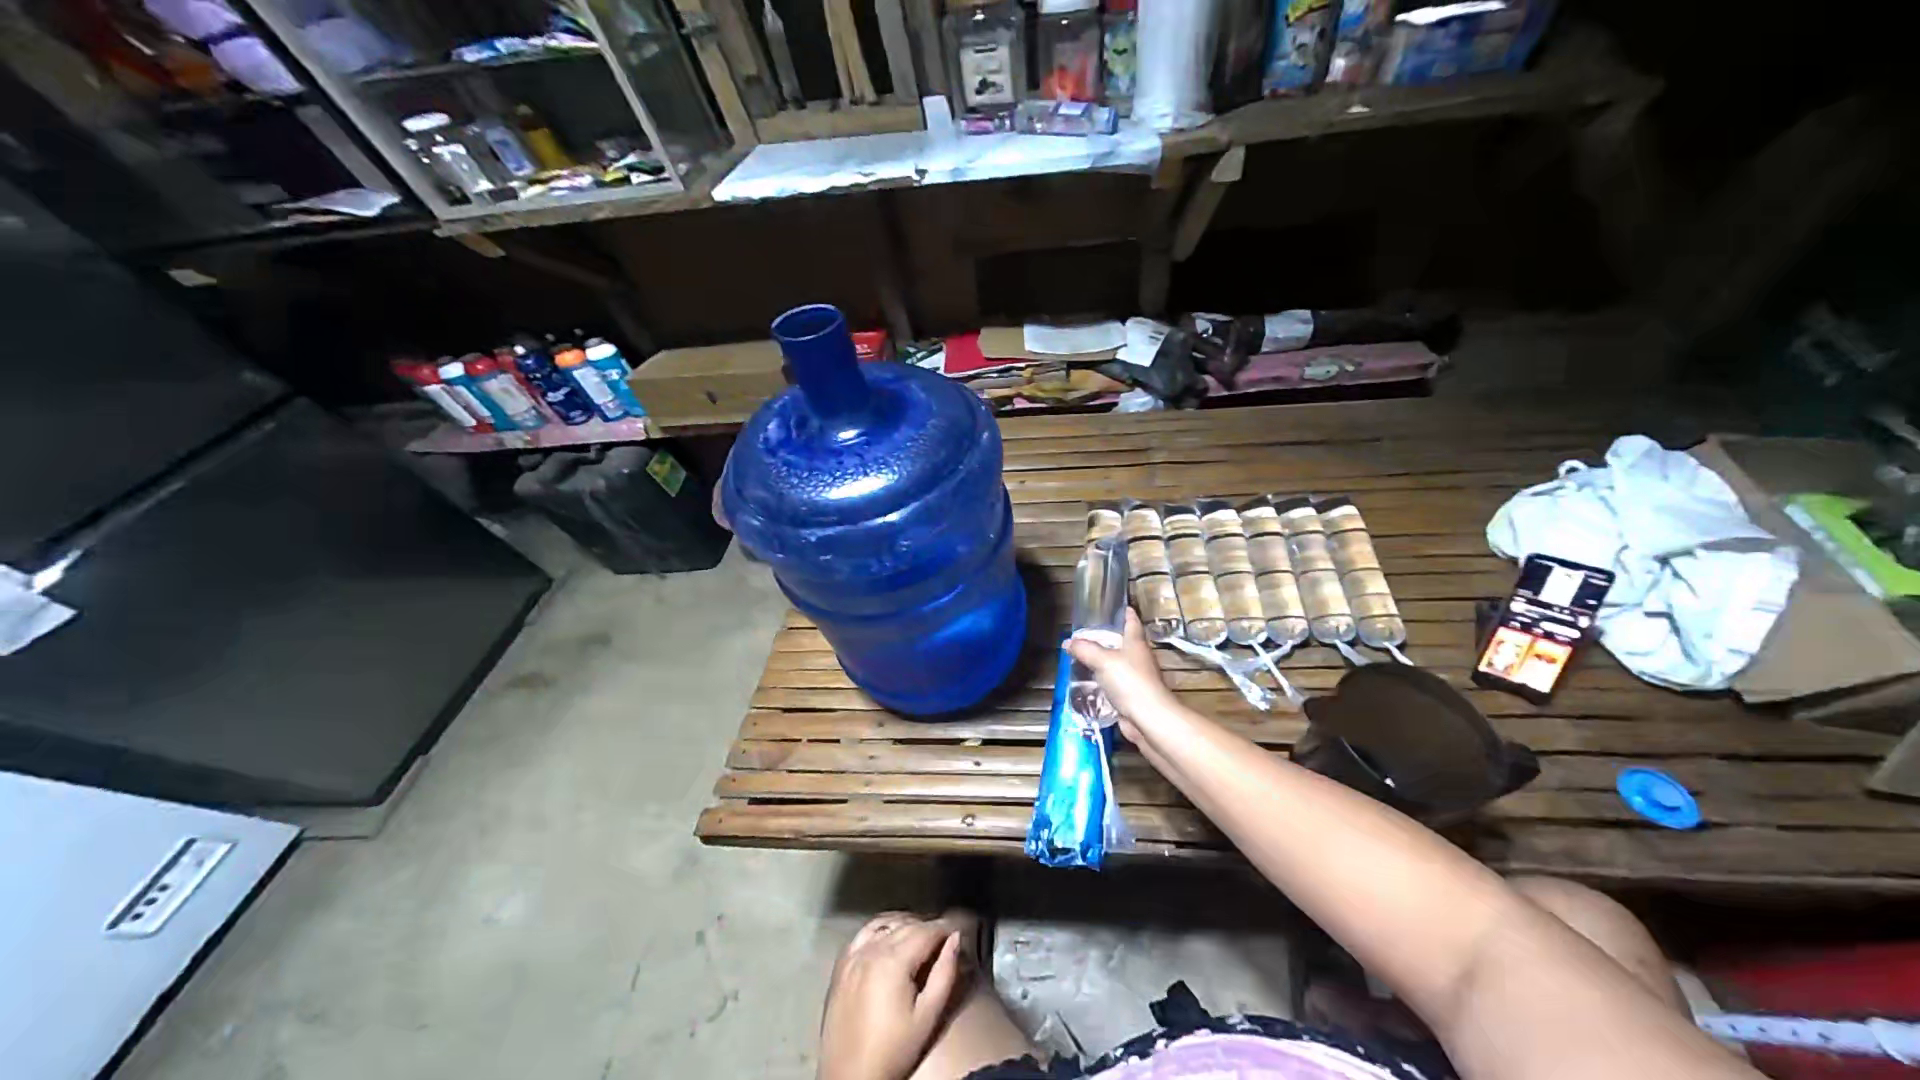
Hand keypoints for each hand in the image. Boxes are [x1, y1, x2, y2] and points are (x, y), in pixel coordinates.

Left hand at [819, 914, 965, 1079]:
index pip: (926, 931)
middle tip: (944, 938)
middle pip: (906, 925)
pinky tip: (889, 937)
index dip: (945, 928)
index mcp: (893, 961)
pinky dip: (881, 928)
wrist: (850, 1076)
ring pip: (886, 924)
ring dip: (905, 924)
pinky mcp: (842, 964)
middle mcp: (871, 950)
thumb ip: (945, 973)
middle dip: (928, 927)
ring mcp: (853, 955)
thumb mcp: (927, 1016)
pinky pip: (864, 933)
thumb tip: (955, 939)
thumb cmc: (893, 1050)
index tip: (957, 932)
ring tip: (921, 936)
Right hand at [1067, 608, 1181, 746]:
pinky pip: (1114, 685)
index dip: (1127, 614)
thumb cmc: (1130, 681)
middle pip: (1124, 644)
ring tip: (1083, 658)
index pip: (1132, 623)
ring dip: (1104, 662)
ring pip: (1118, 665)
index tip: (1121, 606)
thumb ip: (1085, 650)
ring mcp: (1137, 679)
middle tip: (1089, 634)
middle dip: (1109, 639)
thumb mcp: (1103, 660)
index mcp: (1136, 643)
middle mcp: (1139, 659)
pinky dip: (1103, 683)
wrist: (1148, 718)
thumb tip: (1068, 642)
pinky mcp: (1132, 697)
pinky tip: (1088, 684)